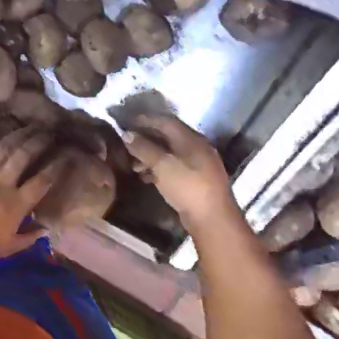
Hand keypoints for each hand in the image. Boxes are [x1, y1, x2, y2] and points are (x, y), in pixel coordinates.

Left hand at [0, 121, 64, 265]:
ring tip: (29, 125)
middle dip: (38, 141)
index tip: (66, 155)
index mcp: (15, 205)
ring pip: (3, 147)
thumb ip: (29, 237)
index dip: (56, 166)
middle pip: (24, 155)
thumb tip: (47, 227)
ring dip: (18, 133)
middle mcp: (1, 184)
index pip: (42, 181)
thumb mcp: (8, 248)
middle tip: (48, 132)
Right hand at [125, 114, 238, 233]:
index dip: (146, 120)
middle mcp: (196, 147)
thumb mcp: (162, 165)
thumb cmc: (187, 186)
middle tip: (127, 143)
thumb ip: (144, 148)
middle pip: (167, 136)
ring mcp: (197, 164)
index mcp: (191, 139)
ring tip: (133, 164)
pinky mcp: (195, 179)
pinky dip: (158, 168)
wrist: (212, 218)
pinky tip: (145, 176)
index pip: (166, 121)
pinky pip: (173, 166)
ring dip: (150, 156)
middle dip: (146, 139)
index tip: (127, 122)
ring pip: (169, 153)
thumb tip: (127, 134)